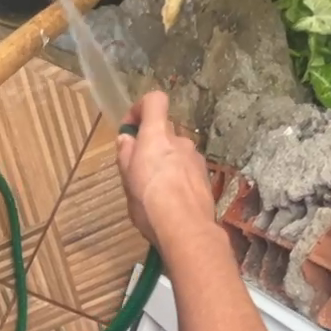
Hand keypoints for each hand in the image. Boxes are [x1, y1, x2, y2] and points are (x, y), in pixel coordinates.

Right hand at [115, 91, 214, 248]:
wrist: (185, 228)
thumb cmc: (149, 203)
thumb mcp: (128, 180)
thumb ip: (126, 156)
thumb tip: (126, 138)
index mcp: (156, 136)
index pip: (154, 101)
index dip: (140, 108)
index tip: (129, 128)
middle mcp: (179, 141)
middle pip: (164, 132)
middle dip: (150, 146)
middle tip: (137, 172)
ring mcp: (195, 158)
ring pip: (176, 153)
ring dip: (164, 164)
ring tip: (154, 192)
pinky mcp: (204, 176)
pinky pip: (186, 169)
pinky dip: (177, 178)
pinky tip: (171, 201)